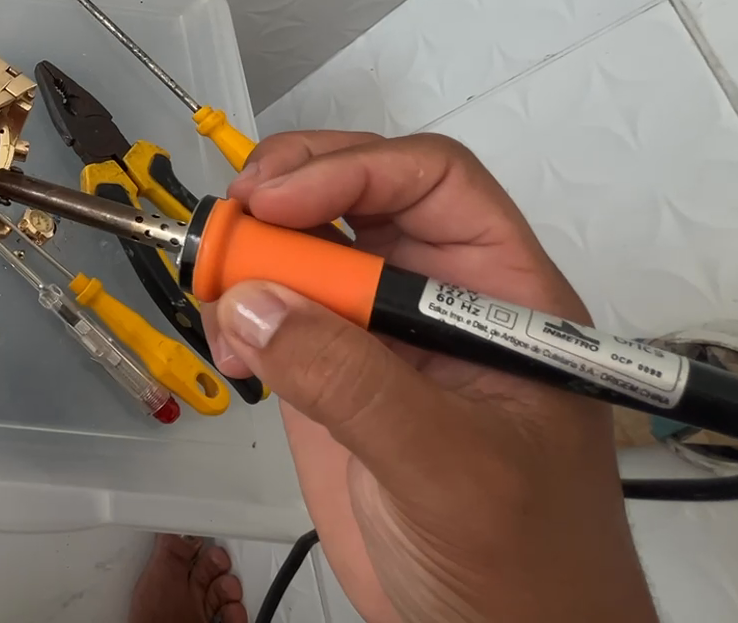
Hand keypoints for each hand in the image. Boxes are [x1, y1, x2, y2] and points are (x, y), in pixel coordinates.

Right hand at [201, 132, 655, 622]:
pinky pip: (261, 301)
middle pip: (348, 189)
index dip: (349, 170)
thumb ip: (352, 382)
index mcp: (493, 292)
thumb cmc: (515, 566)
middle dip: (280, 192)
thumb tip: (247, 300)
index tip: (273, 205)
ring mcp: (366, 326)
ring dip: (243, 255)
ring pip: (293, 240)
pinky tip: (231, 360)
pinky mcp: (318, 361)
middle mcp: (426, 291)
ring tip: (221, 306)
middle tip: (230, 222)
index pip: (428, 180)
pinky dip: (229, 312)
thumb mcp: (449, 471)